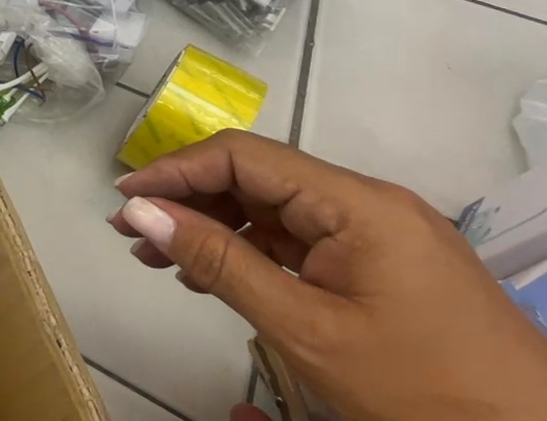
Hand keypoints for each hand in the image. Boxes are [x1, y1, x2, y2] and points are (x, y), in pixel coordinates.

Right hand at [109, 129, 546, 420]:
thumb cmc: (423, 390)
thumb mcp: (305, 327)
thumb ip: (218, 260)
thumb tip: (139, 208)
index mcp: (357, 204)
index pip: (242, 157)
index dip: (174, 170)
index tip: (123, 198)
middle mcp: (368, 204)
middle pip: (254, 179)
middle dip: (186, 202)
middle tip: (131, 232)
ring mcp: (380, 235)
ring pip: (271, 210)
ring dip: (211, 229)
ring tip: (157, 258)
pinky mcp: (384, 266)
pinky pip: (299, 241)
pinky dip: (249, 253)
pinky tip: (211, 277)